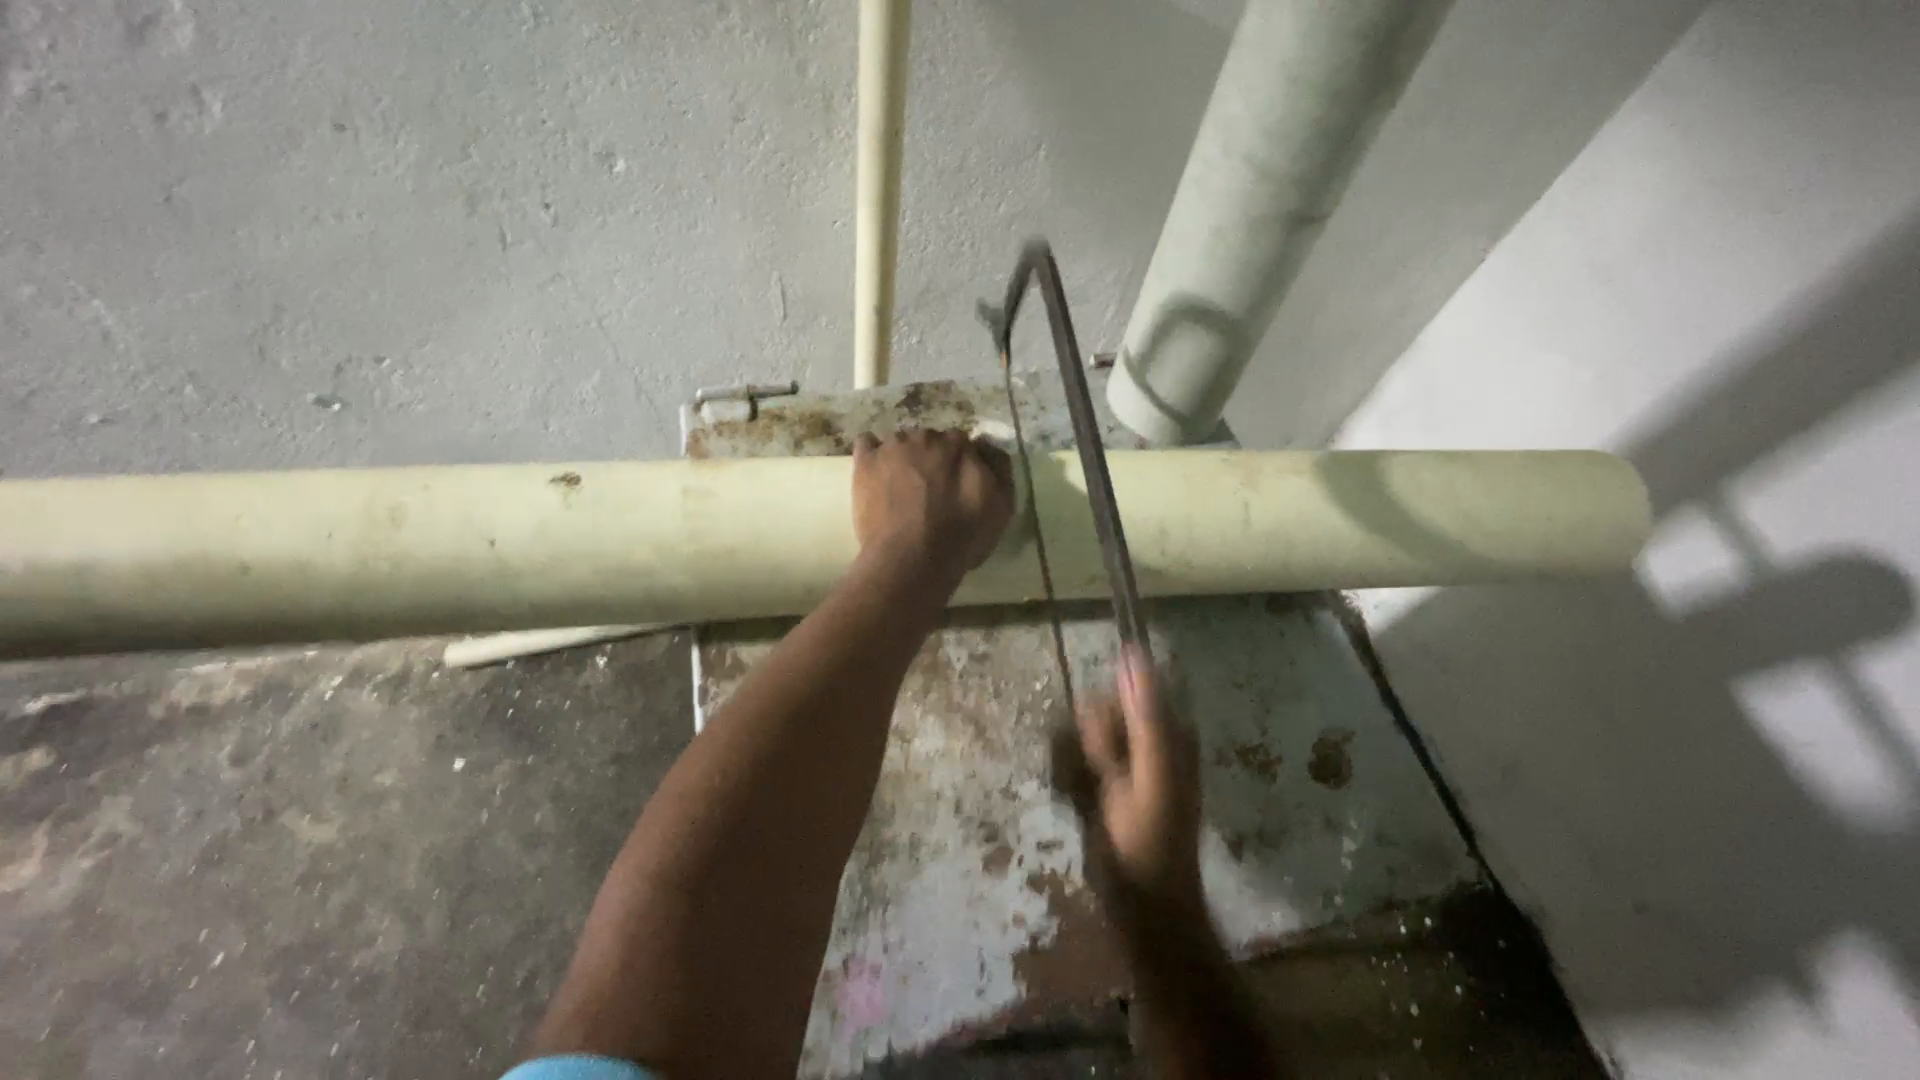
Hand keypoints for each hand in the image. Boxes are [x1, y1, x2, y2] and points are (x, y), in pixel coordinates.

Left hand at [852, 429, 1014, 574]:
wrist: (911, 559)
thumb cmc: (961, 538)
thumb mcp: (1001, 507)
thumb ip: (999, 469)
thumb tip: (985, 446)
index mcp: (960, 445)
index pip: (960, 443)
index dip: (957, 464)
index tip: (954, 486)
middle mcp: (927, 436)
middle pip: (929, 440)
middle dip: (929, 458)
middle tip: (927, 490)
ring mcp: (893, 446)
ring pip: (899, 442)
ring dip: (901, 457)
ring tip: (899, 488)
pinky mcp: (865, 461)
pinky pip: (867, 443)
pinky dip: (872, 454)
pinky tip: (875, 475)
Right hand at [1054, 647, 1204, 927]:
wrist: (1142, 911)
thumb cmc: (1150, 847)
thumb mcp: (1153, 777)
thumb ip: (1146, 716)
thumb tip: (1134, 654)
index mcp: (1167, 731)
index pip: (1123, 688)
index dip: (1105, 714)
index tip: (1106, 748)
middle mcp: (1143, 741)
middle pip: (1094, 709)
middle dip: (1087, 741)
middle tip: (1102, 779)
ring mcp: (1118, 764)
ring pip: (1075, 734)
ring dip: (1072, 764)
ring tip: (1088, 800)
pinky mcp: (1096, 785)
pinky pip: (1067, 761)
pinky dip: (1067, 781)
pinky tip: (1077, 805)